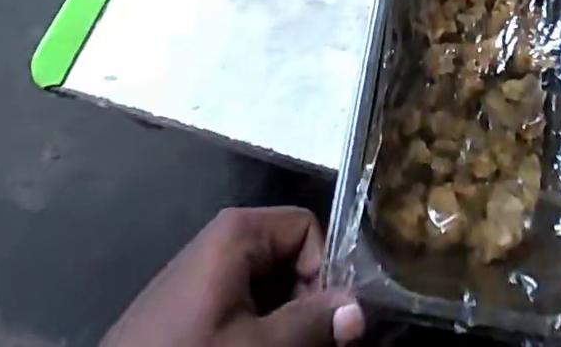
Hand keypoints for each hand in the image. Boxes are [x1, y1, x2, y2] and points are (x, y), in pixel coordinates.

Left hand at [102, 206, 365, 346]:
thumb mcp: (256, 346)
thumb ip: (310, 323)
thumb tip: (360, 308)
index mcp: (239, 230)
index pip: (306, 226)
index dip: (322, 270)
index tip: (323, 321)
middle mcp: (227, 236)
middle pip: (291, 252)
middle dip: (306, 299)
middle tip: (307, 345)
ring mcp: (211, 266)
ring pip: (272, 280)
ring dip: (286, 317)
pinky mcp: (199, 295)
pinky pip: (247, 296)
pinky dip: (262, 323)